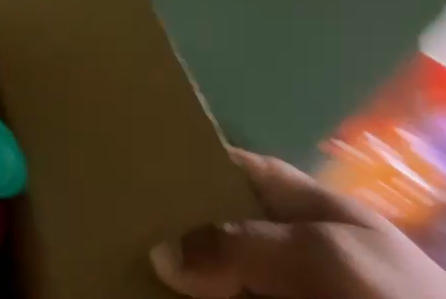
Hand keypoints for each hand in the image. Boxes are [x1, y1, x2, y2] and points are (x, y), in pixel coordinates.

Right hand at [149, 150, 445, 298]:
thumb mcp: (329, 255)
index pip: (231, 167)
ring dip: (181, 276)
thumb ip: (244, 242)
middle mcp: (293, 249)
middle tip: (117, 224)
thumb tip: (165, 251)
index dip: (183, 159)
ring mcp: (292, 292)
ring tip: (127, 268)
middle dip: (169, 226)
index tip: (130, 160)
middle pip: (215, 227)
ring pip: (219, 278)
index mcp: (308, 208)